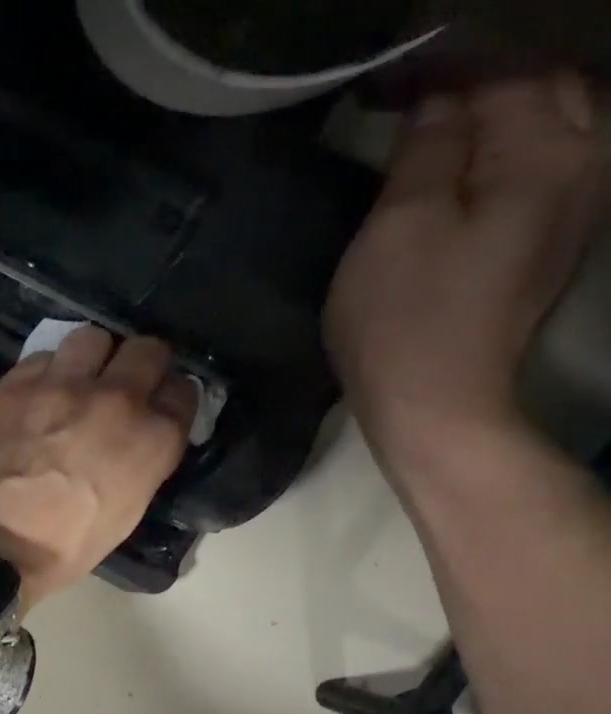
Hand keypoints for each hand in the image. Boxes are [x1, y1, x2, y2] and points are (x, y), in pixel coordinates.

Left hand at [0, 327, 193, 613]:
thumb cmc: (62, 546)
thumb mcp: (127, 510)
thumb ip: (141, 460)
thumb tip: (135, 440)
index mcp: (155, 438)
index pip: (182, 389)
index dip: (164, 394)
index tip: (151, 402)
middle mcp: (117, 400)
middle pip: (145, 350)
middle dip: (134, 362)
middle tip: (114, 381)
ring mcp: (62, 387)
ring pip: (90, 338)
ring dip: (86, 355)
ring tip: (70, 378)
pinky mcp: (13, 386)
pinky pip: (38, 358)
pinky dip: (40, 371)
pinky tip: (31, 392)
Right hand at [324, 74, 604, 456]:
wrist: (435, 394)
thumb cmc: (403, 310)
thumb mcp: (399, 223)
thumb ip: (426, 150)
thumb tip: (436, 100)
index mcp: (548, 156)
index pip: (506, 78)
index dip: (446, 64)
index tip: (384, 71)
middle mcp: (584, 165)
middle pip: (546, 88)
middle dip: (481, 75)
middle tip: (407, 85)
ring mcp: (574, 201)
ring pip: (552, 119)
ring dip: (494, 104)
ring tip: (428, 111)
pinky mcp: (550, 232)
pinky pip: (543, 156)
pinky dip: (501, 138)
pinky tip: (458, 150)